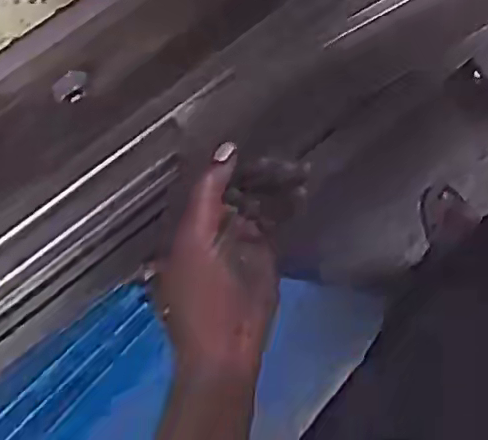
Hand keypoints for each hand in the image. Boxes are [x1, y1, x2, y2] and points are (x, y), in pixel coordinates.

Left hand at [151, 145, 282, 379]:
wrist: (227, 347)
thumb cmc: (202, 295)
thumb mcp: (195, 239)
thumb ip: (207, 193)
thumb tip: (226, 149)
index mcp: (187, 223)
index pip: (207, 181)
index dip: (227, 161)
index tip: (251, 140)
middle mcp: (212, 226)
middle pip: (238, 187)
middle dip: (261, 173)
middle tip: (286, 161)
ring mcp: (239, 237)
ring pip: (259, 199)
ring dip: (278, 185)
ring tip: (301, 173)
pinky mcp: (263, 249)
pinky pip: (276, 216)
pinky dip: (288, 203)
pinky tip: (301, 192)